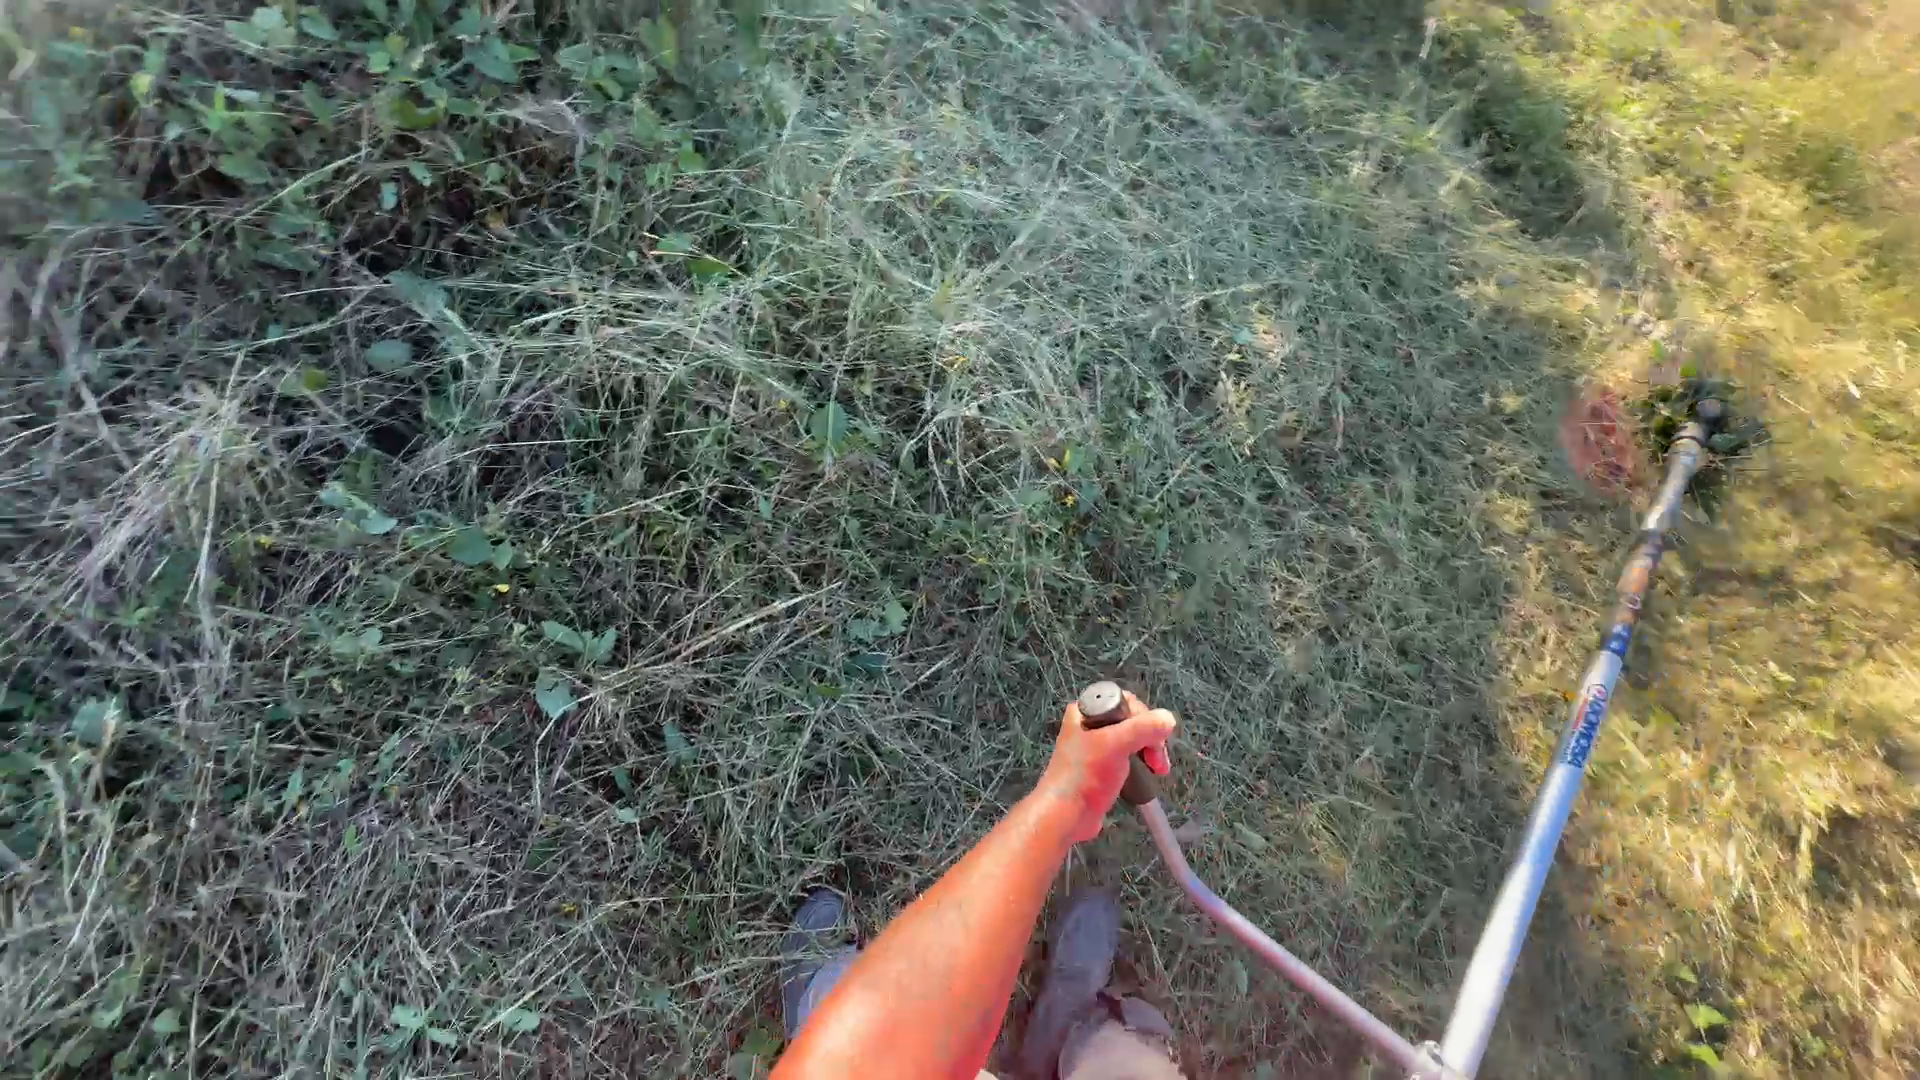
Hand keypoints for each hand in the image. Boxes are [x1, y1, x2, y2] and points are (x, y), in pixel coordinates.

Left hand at [1033, 690, 1176, 843]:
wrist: (1066, 815)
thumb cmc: (1086, 775)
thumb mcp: (1115, 745)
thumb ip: (1143, 729)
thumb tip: (1168, 719)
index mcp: (1085, 711)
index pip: (1125, 701)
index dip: (1143, 717)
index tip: (1153, 738)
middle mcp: (1089, 724)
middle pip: (1131, 720)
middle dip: (1150, 737)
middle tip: (1158, 761)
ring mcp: (1095, 745)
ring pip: (1132, 738)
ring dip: (1149, 751)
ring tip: (1158, 769)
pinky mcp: (1100, 766)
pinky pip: (1127, 755)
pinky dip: (1139, 762)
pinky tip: (1146, 773)